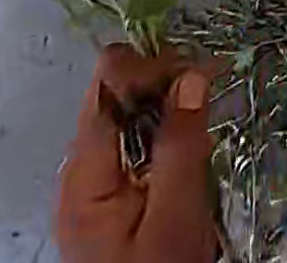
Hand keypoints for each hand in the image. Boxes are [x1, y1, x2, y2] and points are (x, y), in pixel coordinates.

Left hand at [56, 46, 214, 262]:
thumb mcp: (175, 219)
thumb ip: (181, 146)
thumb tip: (192, 74)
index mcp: (86, 171)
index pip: (108, 82)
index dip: (150, 66)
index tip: (194, 77)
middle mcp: (81, 165)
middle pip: (114, 89)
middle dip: (161, 77)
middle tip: (205, 88)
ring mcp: (93, 176)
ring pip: (125, 107)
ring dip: (165, 96)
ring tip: (202, 106)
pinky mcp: (110, 186)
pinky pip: (133, 133)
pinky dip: (162, 120)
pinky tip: (188, 130)